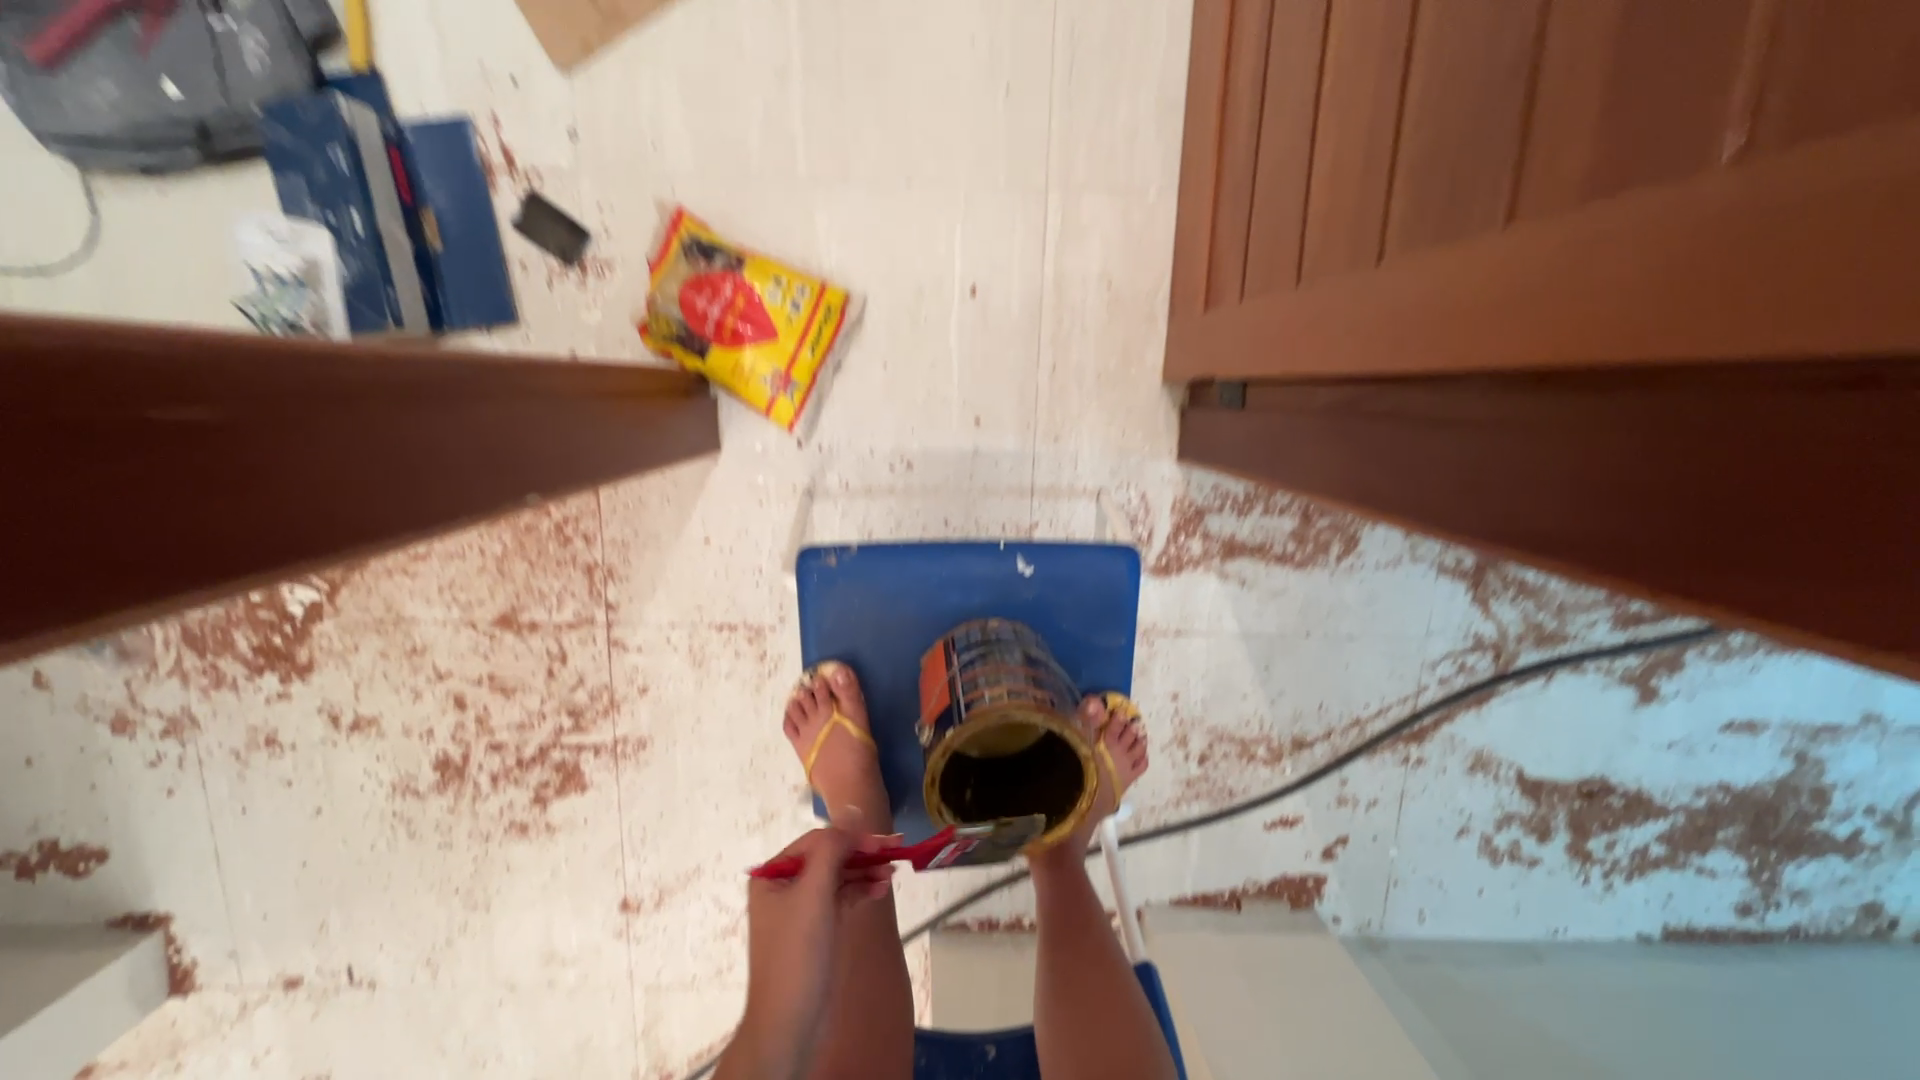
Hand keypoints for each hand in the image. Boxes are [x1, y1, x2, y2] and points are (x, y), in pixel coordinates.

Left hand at [721, 828, 895, 1079]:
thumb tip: (852, 809)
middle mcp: (783, 888)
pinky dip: (860, 892)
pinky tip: (881, 889)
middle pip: (829, 858)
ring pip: (837, 878)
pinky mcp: (816, 931)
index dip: (851, 837)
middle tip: (896, 850)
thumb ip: (833, 848)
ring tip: (892, 873)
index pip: (817, 841)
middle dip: (861, 854)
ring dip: (864, 872)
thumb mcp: (814, 893)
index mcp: (772, 875)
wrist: (789, 1024)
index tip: (884, 840)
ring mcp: (800, 911)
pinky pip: (840, 899)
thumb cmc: (797, 954)